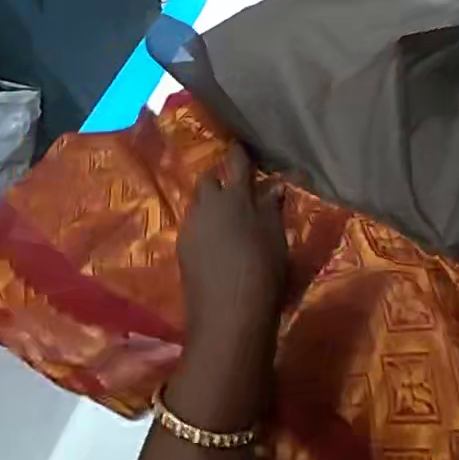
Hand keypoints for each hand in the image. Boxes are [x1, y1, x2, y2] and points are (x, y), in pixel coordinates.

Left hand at [166, 145, 286, 431]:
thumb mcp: (276, 236)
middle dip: (219, 177)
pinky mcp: (182, 248)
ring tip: (226, 215)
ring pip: (199, 203)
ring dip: (211, 202)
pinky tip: (215, 240)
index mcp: (235, 196)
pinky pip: (194, 225)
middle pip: (209, 179)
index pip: (235, 162)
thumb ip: (272, 207)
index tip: (240, 144)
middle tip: (234, 185)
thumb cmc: (262, 270)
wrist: (228, 315)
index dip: (238, 152)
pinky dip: (204, 224)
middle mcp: (208, 204)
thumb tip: (274, 185)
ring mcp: (191, 226)